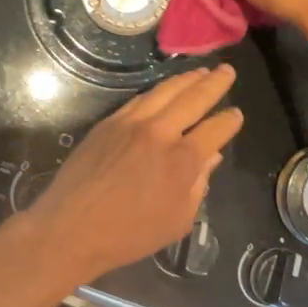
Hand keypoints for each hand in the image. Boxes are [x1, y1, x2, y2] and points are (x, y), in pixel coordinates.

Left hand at [18, 66, 244, 282]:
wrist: (71, 228)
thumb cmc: (128, 235)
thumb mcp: (176, 221)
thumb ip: (198, 186)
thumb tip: (210, 159)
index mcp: (182, 161)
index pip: (216, 130)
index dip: (230, 121)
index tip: (236, 114)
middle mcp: (160, 133)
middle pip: (193, 99)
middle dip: (214, 84)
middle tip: (228, 71)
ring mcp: (131, 124)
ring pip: (165, 92)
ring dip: (187, 79)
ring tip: (202, 72)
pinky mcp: (108, 123)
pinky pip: (139, 99)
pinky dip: (157, 91)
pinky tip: (165, 89)